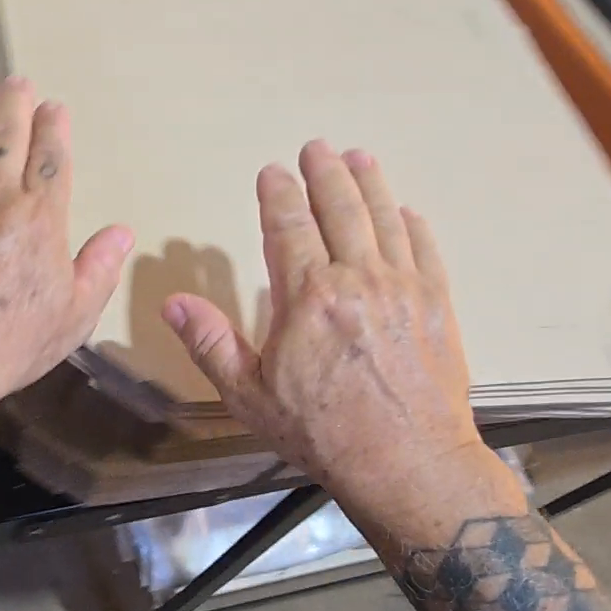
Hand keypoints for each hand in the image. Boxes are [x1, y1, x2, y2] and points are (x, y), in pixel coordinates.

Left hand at [0, 77, 133, 440]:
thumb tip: (121, 234)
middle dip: (15, 104)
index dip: (54, 128)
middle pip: (7, 137)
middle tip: (17, 82)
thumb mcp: (72, 318)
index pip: (50, 158)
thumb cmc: (7, 344)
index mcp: (39, 220)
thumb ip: (98, 270)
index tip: (55, 108)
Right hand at [162, 142, 524, 549]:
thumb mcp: (249, 394)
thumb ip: (211, 343)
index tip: (272, 172)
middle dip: (325, 174)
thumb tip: (172, 303)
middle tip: (316, 148)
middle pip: (341, 209)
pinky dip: (412, 224)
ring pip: (385, 219)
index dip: (278, 195)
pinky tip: (405, 211)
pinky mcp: (438, 305)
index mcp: (308, 296)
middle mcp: (359, 278)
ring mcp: (405, 288)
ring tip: (359, 157)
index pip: (289, 227)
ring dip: (370, 184)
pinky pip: (425, 249)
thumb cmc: (319, 431)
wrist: (407, 462)